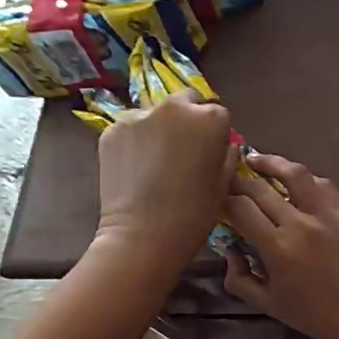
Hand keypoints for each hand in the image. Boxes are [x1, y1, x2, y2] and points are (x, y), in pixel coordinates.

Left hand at [95, 93, 237, 271]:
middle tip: (182, 151)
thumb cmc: (193, 215)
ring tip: (155, 163)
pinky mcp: (111, 129)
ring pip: (155, 115)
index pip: (218, 114)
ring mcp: (139, 115)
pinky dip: (135, 142)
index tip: (209, 154)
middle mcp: (174, 107)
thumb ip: (227, 157)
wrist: (142, 236)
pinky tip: (135, 168)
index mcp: (209, 119)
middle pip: (185, 102)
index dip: (215, 134)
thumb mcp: (223, 186)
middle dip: (187, 120)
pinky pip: (131, 130)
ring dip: (159, 129)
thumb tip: (224, 146)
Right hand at [222, 153, 338, 338]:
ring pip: (295, 173)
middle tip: (228, 178)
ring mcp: (325, 215)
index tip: (216, 199)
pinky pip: (321, 184)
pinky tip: (292, 180)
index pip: (241, 208)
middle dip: (239, 180)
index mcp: (277, 247)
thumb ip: (238, 278)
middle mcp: (300, 224)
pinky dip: (303, 178)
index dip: (223, 199)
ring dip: (272, 163)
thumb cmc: (309, 313)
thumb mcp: (265, 303)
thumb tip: (229, 250)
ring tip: (256, 160)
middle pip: (261, 187)